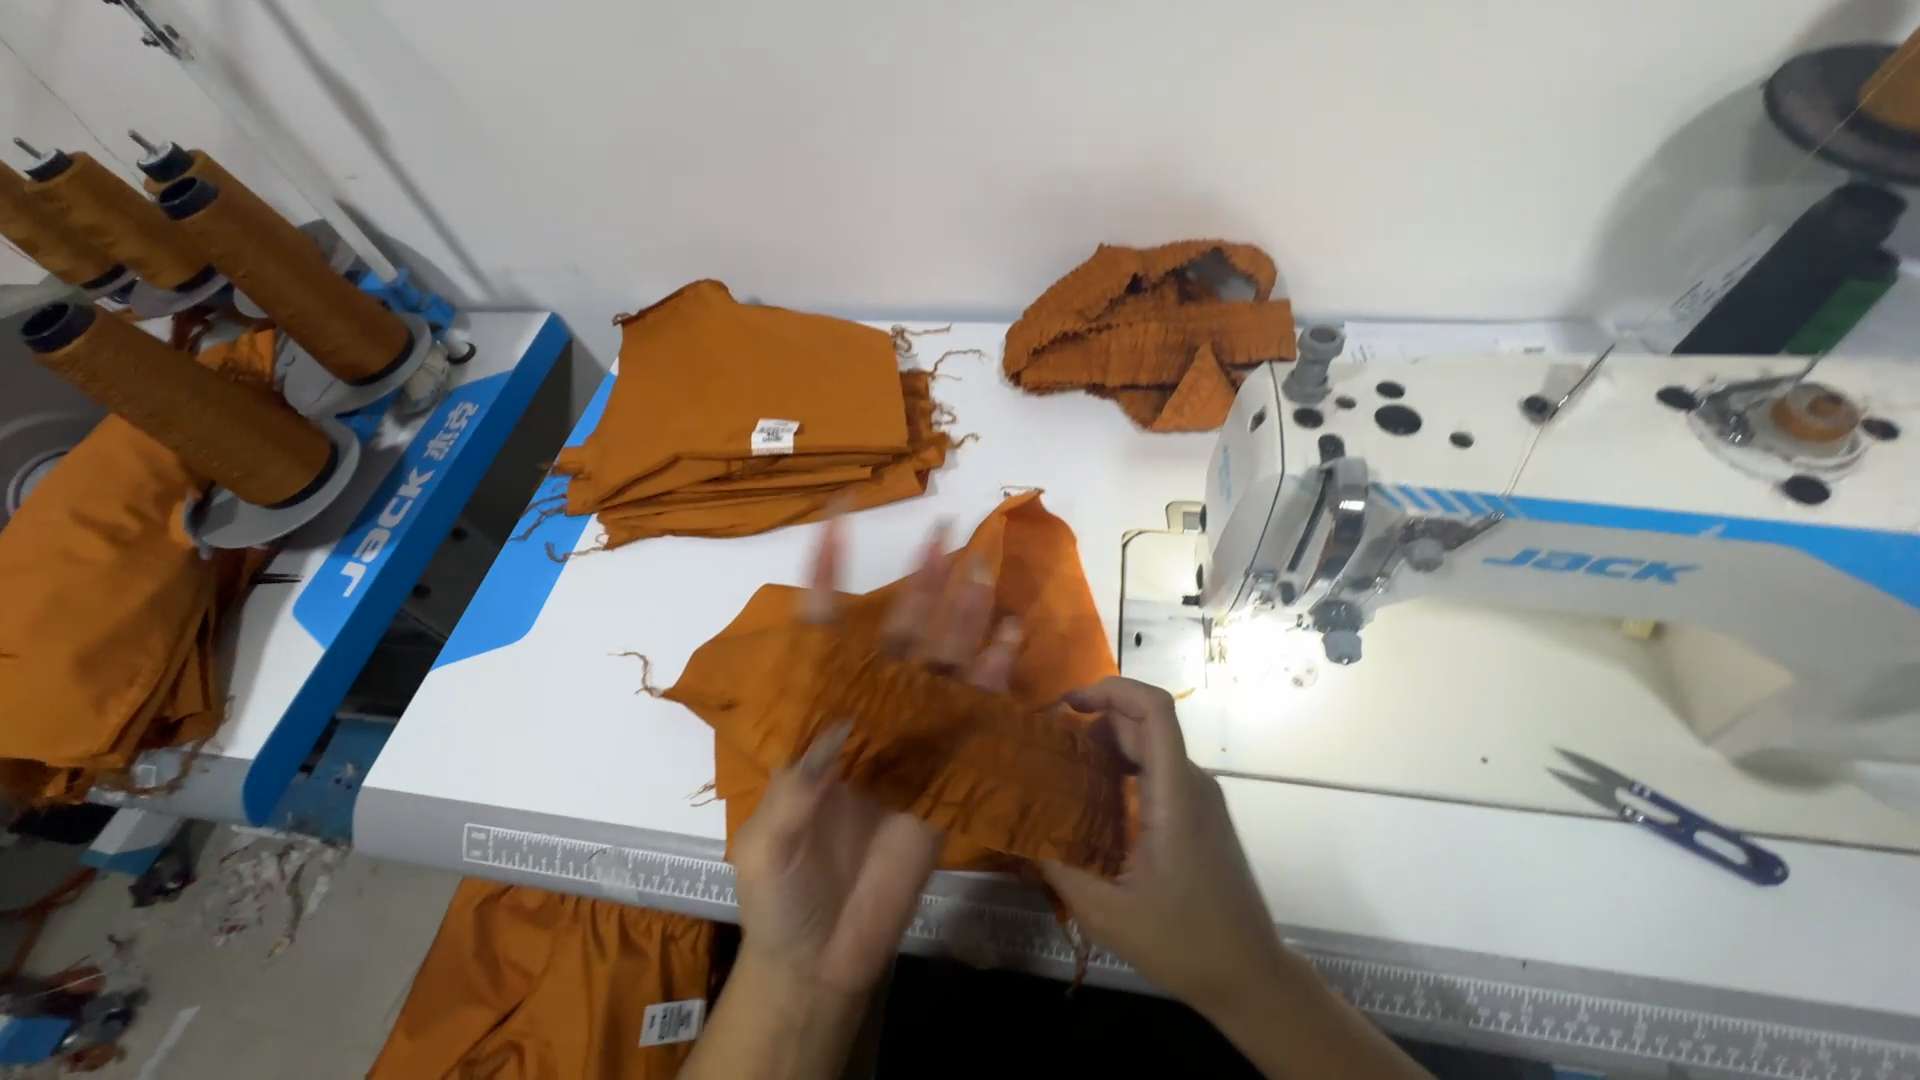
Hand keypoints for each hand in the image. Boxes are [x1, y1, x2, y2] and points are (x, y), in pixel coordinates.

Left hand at [729, 514, 1018, 997]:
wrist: (822, 954)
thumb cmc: (777, 894)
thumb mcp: (767, 840)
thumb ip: (796, 781)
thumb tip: (839, 724)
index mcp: (815, 720)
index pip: (822, 636)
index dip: (829, 578)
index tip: (836, 519)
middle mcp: (869, 718)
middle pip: (898, 639)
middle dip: (919, 586)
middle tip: (944, 533)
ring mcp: (911, 744)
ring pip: (940, 669)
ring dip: (961, 619)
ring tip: (982, 569)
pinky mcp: (944, 779)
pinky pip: (969, 722)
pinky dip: (988, 681)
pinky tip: (1005, 639)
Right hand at [1038, 677, 1286, 1017]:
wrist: (1249, 974)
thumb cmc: (1183, 943)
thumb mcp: (1106, 912)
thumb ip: (1059, 864)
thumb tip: (1018, 826)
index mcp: (1175, 795)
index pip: (1155, 709)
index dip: (1112, 689)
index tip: (1068, 703)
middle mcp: (1192, 784)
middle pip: (1144, 723)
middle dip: (1094, 719)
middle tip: (1047, 743)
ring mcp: (1199, 798)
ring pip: (1150, 746)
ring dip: (1105, 745)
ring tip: (1060, 770)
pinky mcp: (1199, 813)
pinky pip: (1157, 770)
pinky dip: (1121, 768)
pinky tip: (1091, 799)